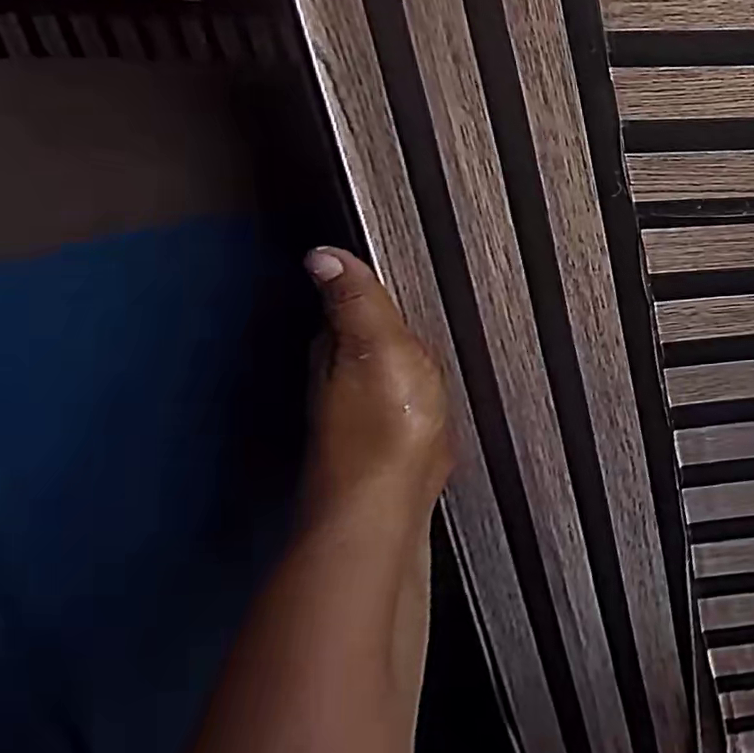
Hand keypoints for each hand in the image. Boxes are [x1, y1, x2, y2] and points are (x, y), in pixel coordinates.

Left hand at [302, 246, 451, 520]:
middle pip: (370, 331)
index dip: (375, 282)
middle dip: (393, 317)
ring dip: (407, 351)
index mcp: (337, 347)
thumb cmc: (384, 427)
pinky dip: (417, 383)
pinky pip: (406, 391)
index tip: (394, 262)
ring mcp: (366, 404)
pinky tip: (431, 388)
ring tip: (428, 339)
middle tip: (419, 299)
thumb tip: (322, 255)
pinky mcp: (391, 429)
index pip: (352, 299)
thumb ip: (359, 301)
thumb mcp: (380, 347)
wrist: (391, 497)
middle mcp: (343, 374)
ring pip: (388, 362)